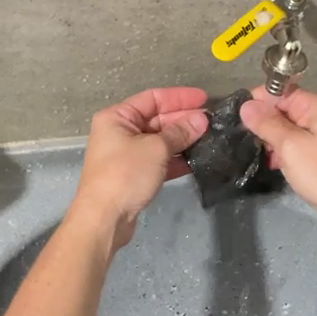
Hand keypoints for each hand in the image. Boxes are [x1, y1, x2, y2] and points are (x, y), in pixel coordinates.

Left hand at [71, 87, 209, 248]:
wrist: (105, 218)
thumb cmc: (126, 174)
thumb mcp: (156, 149)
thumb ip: (180, 132)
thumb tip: (202, 119)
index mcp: (117, 117)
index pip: (153, 98)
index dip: (180, 97)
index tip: (205, 99)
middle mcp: (119, 132)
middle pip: (156, 119)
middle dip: (183, 119)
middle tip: (212, 121)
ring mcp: (126, 155)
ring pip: (159, 141)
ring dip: (182, 140)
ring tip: (209, 138)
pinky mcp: (134, 175)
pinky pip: (158, 160)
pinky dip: (176, 159)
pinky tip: (197, 160)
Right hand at [240, 86, 316, 236]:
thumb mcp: (290, 147)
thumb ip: (267, 124)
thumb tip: (246, 105)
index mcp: (316, 105)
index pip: (279, 91)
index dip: (257, 103)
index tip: (238, 121)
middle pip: (284, 109)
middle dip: (264, 124)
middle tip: (250, 144)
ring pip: (289, 130)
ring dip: (274, 141)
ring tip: (264, 157)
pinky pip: (298, 146)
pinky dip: (286, 154)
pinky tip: (278, 167)